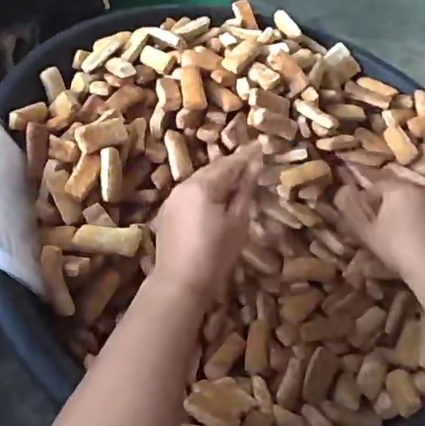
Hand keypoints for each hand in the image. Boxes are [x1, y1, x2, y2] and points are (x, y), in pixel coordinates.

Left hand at [150, 141, 264, 297]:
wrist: (180, 279)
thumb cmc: (215, 252)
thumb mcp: (238, 222)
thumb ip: (244, 191)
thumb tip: (253, 167)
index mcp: (201, 186)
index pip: (228, 164)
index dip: (245, 156)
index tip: (259, 146)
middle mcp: (182, 186)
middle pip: (210, 170)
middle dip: (230, 165)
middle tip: (249, 161)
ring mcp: (170, 199)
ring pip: (197, 181)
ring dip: (216, 178)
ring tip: (235, 179)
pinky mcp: (165, 213)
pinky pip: (188, 194)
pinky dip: (203, 191)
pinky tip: (214, 199)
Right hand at [335, 175, 424, 281]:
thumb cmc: (395, 246)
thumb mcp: (364, 230)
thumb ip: (350, 209)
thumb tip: (343, 191)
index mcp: (398, 189)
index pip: (375, 183)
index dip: (363, 197)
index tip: (358, 213)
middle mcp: (420, 191)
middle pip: (395, 191)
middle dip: (383, 202)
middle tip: (374, 221)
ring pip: (412, 203)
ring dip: (401, 211)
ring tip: (394, 231)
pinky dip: (417, 221)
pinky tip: (413, 239)